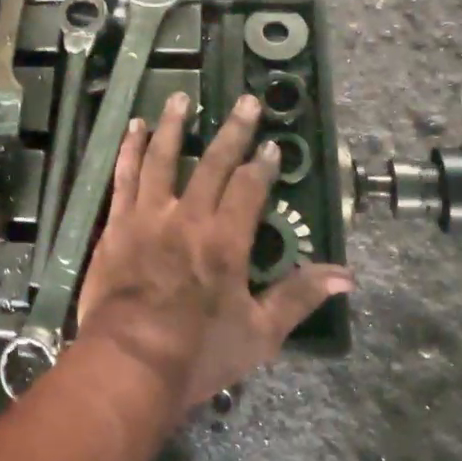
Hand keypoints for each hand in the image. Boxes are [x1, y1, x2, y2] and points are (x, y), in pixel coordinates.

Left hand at [75, 92, 354, 410]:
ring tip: (179, 97)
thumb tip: (345, 274)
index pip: (248, 188)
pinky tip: (134, 128)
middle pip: (212, 163)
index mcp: (224, 241)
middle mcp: (187, 217)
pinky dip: (130, 149)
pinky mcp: (116, 223)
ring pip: (161, 158)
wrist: (128, 363)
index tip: (271, 145)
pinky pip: (124, 176)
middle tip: (245, 101)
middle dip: (232, 131)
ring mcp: (147, 216)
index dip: (262, 165)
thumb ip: (298, 297)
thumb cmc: (197, 352)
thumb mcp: (259, 334)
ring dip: (172, 125)